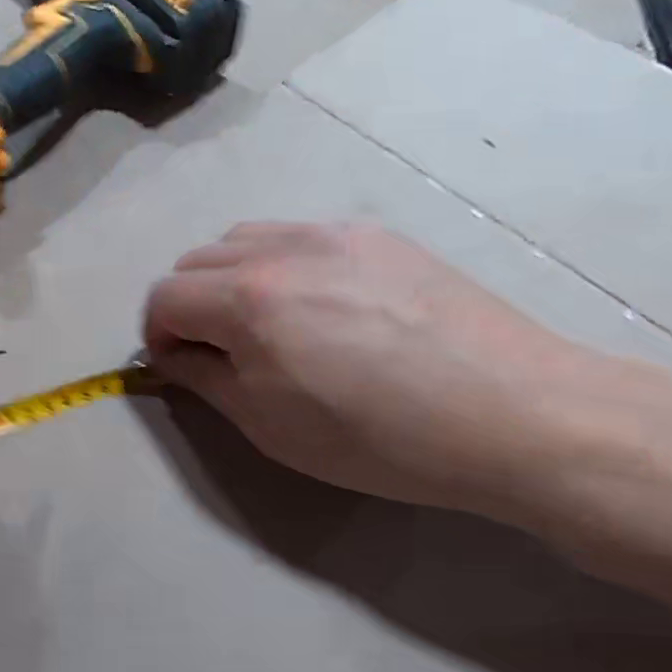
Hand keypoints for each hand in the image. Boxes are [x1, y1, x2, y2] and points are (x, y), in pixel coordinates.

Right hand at [142, 223, 593, 513]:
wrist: (516, 416)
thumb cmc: (375, 436)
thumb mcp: (265, 422)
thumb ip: (203, 377)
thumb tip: (174, 355)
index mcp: (248, 299)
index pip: (163, 297)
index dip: (156, 335)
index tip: (179, 367)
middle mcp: (283, 249)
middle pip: (196, 261)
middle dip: (188, 304)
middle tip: (218, 350)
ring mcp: (335, 234)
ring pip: (244, 238)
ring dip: (229, 278)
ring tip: (264, 323)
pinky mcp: (379, 236)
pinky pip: (299, 236)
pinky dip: (280, 265)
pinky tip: (320, 307)